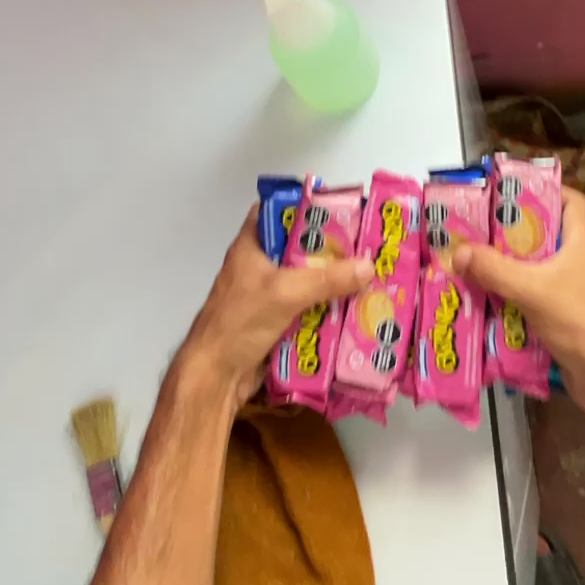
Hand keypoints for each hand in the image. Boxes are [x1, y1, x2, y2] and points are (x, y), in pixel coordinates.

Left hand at [178, 204, 372, 401]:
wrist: (215, 377)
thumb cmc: (240, 322)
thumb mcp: (286, 292)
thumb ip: (328, 279)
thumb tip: (369, 266)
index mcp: (252, 246)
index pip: (277, 211)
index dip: (305, 206)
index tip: (338, 210)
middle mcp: (260, 265)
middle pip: (300, 248)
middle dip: (331, 249)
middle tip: (366, 246)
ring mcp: (268, 295)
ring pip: (307, 280)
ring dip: (333, 282)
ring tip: (370, 275)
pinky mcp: (276, 321)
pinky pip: (308, 307)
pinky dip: (327, 308)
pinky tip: (354, 307)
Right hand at [451, 188, 584, 415]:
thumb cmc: (582, 322)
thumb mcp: (533, 289)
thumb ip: (494, 269)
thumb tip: (457, 251)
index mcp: (580, 242)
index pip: (571, 201)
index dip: (545, 190)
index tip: (510, 191)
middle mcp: (575, 262)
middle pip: (542, 235)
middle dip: (508, 232)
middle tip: (473, 228)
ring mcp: (568, 292)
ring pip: (531, 269)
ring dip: (502, 268)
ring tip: (467, 262)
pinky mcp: (558, 318)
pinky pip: (527, 299)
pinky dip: (505, 298)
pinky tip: (479, 300)